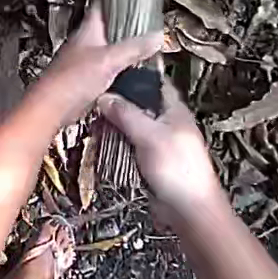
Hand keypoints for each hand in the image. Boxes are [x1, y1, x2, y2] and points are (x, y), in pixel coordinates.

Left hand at [23, 6, 162, 126]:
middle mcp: (86, 42)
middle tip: (149, 23)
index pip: (102, 5)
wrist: (53, 106)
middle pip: (109, 27)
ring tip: (147, 45)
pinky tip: (133, 70)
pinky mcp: (87, 78)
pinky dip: (121, 66)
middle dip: (127, 24)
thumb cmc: (71, 79)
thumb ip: (134, 48)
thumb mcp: (109, 59)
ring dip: (125, 47)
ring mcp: (85, 59)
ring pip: (109, 47)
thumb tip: (157, 37)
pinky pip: (108, 67)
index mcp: (88, 30)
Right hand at [96, 79, 224, 221]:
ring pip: (131, 124)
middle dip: (117, 99)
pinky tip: (98, 136)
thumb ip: (126, 114)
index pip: (154, 81)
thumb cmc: (176, 167)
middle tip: (90, 94)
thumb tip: (102, 96)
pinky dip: (115, 139)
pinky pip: (128, 142)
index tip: (107, 68)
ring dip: (113, 121)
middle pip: (138, 103)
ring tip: (89, 114)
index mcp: (174, 109)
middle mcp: (165, 121)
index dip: (134, 73)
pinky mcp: (148, 158)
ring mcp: (157, 140)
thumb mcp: (150, 135)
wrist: (189, 210)